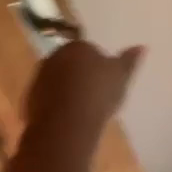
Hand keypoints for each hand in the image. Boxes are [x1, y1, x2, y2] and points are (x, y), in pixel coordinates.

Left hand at [23, 41, 143, 148]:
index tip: (105, 82)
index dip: (98, 66)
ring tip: (82, 111)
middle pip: (70, 64)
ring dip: (66, 92)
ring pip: (56, 82)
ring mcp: (38, 79)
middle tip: (94, 96)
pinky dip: (55, 107)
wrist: (65, 125)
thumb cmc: (97, 94)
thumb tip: (142, 46)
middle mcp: (54, 57)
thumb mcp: (121, 77)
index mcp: (77, 46)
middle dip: (79, 76)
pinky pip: (47, 100)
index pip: (88, 50)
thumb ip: (130, 60)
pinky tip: (68, 120)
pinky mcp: (28, 101)